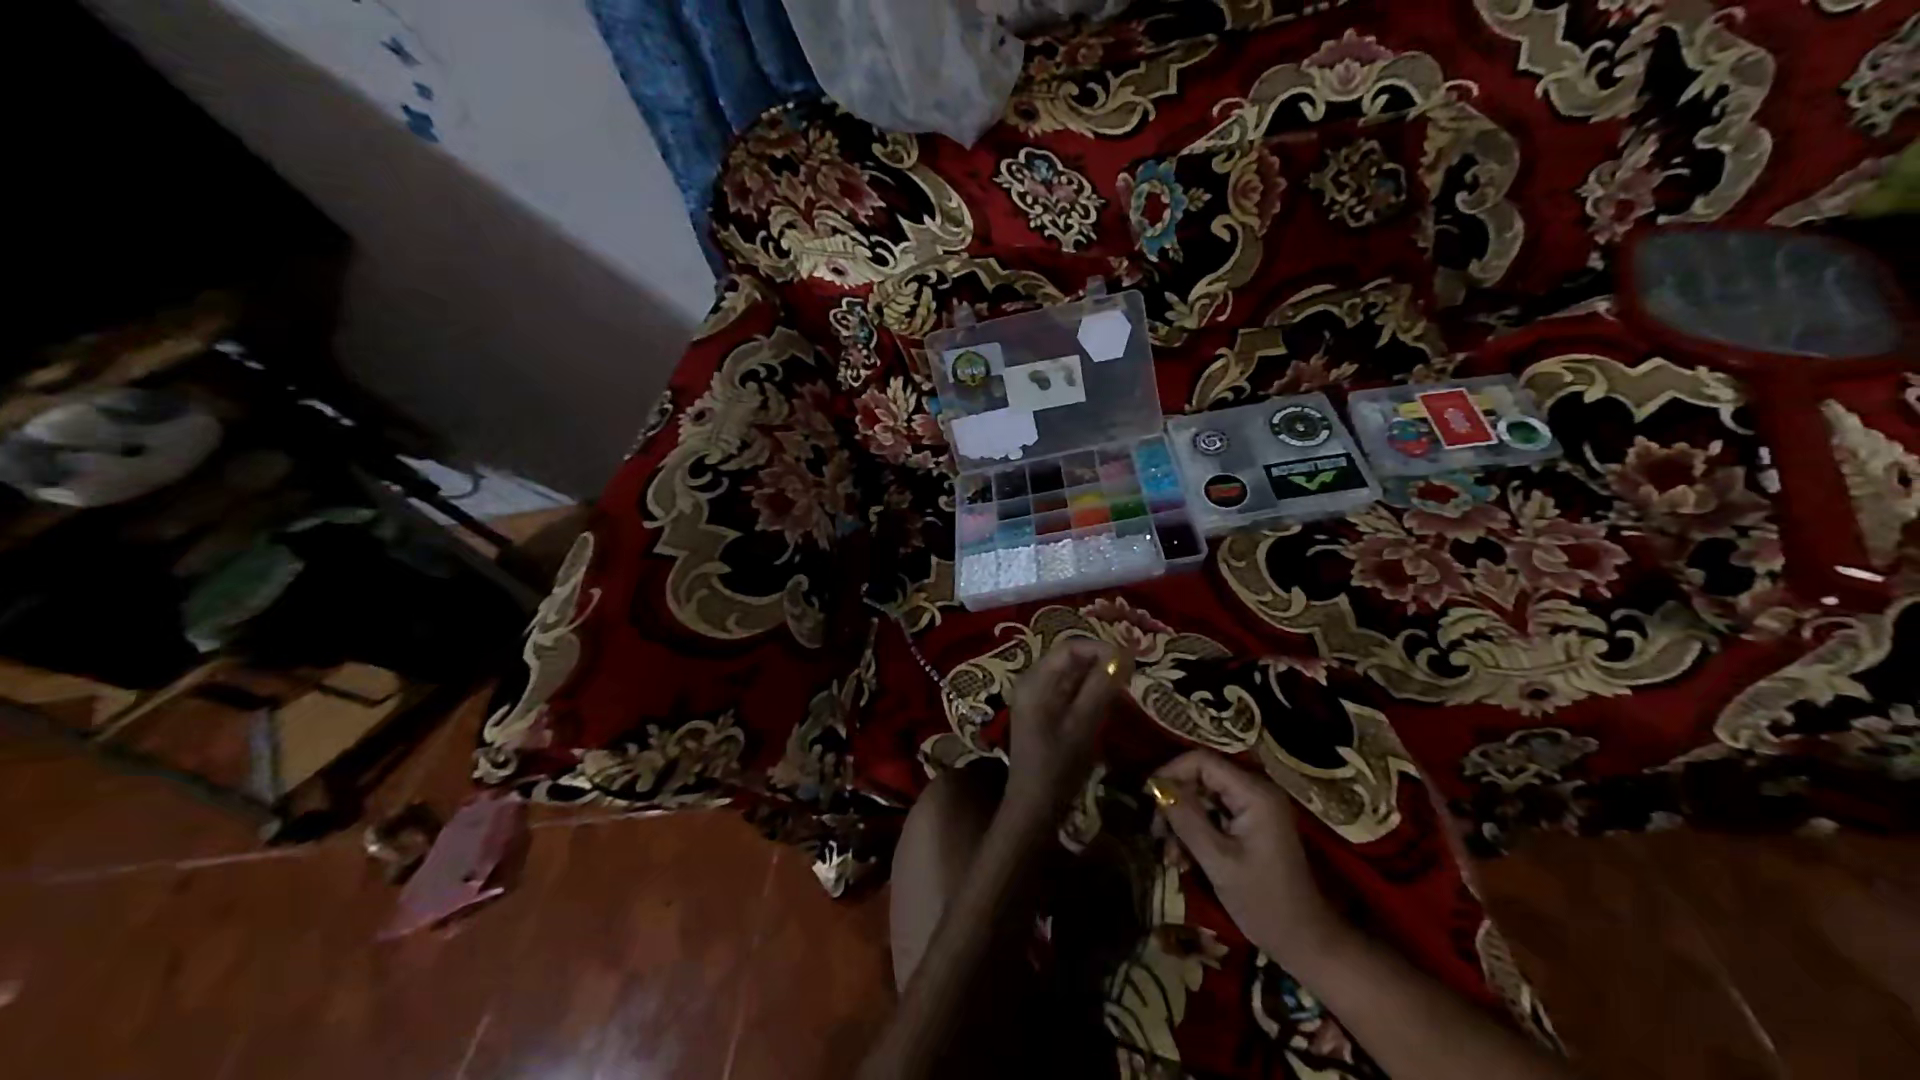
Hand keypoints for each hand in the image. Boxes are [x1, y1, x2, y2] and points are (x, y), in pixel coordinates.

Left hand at [1001, 639, 1128, 828]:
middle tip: (1133, 673)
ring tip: (1126, 687)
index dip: (1101, 648)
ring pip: (1071, 674)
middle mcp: (1031, 682)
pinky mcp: (1043, 712)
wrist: (1034, 807)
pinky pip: (1068, 690)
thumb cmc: (1058, 766)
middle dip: (1102, 661)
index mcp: (1035, 681)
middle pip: (1069, 658)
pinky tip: (1109, 703)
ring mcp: (1035, 697)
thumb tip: (1124, 653)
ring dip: (1098, 676)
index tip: (1132, 660)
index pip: (1070, 647)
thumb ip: (1102, 687)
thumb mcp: (1084, 725)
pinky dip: (1089, 691)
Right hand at [1152, 749, 1347, 966]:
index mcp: (1254, 794)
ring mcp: (1256, 807)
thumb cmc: (1263, 901)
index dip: (1171, 773)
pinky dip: (1196, 831)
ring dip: (1182, 821)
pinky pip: (1215, 814)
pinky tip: (1184, 859)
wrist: (1304, 940)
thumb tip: (1157, 789)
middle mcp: (1257, 791)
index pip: (1203, 761)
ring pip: (1204, 797)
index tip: (1149, 799)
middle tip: (1157, 833)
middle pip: (1202, 777)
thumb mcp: (1218, 860)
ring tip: (1170, 855)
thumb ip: (1187, 819)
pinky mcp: (1252, 823)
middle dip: (1175, 802)